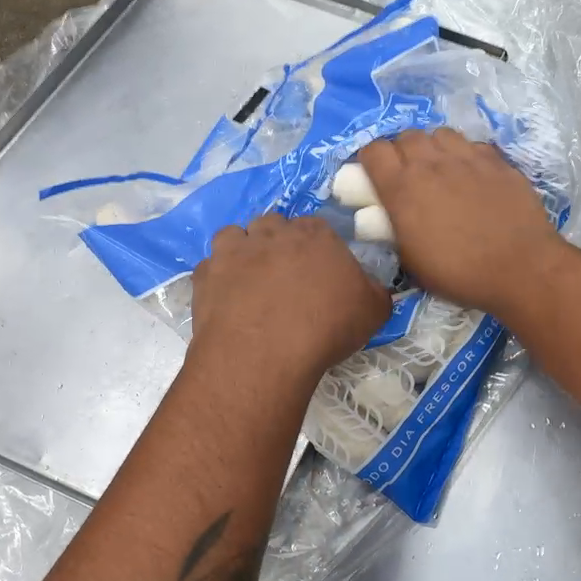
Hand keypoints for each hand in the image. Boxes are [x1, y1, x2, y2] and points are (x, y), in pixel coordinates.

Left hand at [188, 213, 389, 381]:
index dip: (316, 247)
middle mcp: (273, 233)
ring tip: (251, 280)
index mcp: (316, 235)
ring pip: (235, 235)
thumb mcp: (373, 311)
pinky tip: (228, 298)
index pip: (315, 226)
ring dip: (243, 250)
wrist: (264, 356)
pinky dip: (218, 277)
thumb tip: (373, 286)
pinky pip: (210, 266)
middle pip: (273, 224)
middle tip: (285, 275)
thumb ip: (376, 291)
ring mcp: (234, 252)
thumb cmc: (325, 328)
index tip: (319, 270)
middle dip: (277, 242)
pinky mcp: (205, 276)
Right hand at [358, 129, 568, 316]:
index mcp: (402, 189)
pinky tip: (474, 174)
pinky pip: (473, 145)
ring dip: (435, 147)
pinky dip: (467, 155)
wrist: (520, 268)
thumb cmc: (460, 274)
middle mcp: (432, 164)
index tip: (377, 175)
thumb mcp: (411, 261)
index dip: (372, 160)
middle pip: (407, 136)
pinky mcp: (497, 160)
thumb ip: (395, 229)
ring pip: (441, 133)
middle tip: (411, 174)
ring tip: (443, 168)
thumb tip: (390, 216)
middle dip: (403, 150)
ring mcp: (468, 158)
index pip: (374, 150)